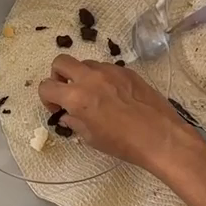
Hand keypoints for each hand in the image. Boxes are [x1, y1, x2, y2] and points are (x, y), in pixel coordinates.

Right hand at [36, 56, 203, 177]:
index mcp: (77, 97)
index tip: (58, 109)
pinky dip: (102, 78)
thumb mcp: (91, 138)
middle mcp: (90, 78)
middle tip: (67, 93)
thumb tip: (67, 115)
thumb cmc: (123, 143)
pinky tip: (113, 95)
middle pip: (61, 62)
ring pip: (85, 63)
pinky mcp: (127, 71)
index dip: (47, 98)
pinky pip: (106, 68)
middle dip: (58, 76)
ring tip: (93, 95)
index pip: (46, 86)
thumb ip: (74, 122)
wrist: (159, 136)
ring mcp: (110, 71)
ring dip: (82, 76)